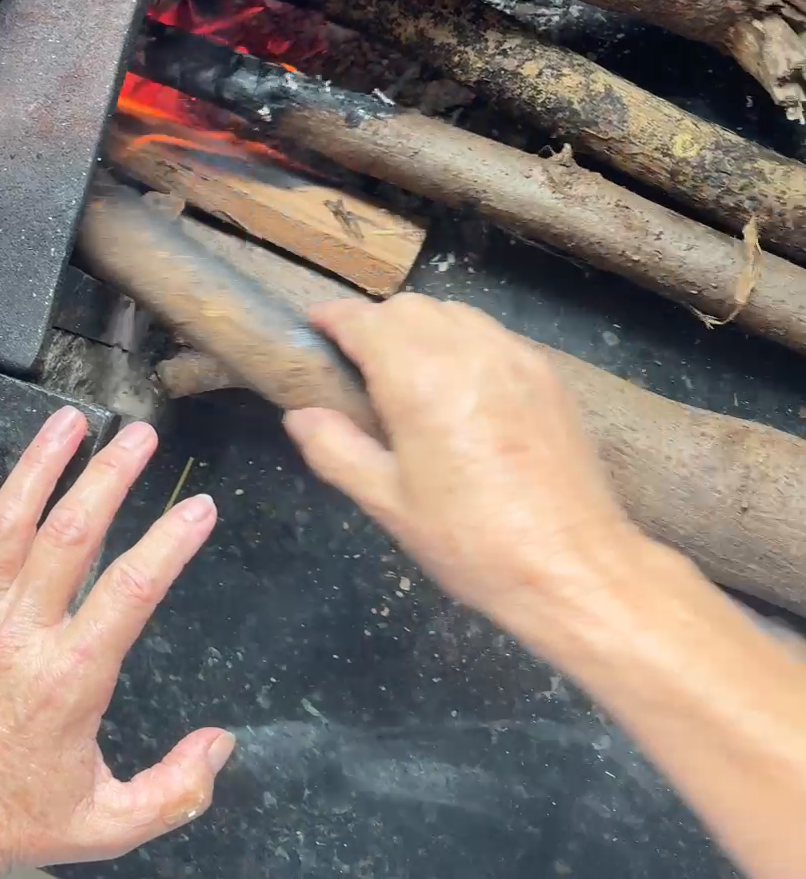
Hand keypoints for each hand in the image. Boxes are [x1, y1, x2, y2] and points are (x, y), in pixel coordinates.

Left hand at [0, 408, 232, 874]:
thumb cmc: (14, 820)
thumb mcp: (111, 824)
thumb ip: (179, 788)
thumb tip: (225, 742)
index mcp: (71, 679)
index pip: (130, 593)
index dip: (169, 545)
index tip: (200, 507)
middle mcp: (21, 633)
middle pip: (69, 537)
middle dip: (108, 478)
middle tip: (140, 436)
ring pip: (7, 525)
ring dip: (38, 467)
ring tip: (68, 421)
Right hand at [283, 295, 637, 620]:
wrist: (578, 571)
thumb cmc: (468, 538)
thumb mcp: (380, 500)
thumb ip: (331, 447)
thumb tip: (301, 414)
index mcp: (420, 382)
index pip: (365, 321)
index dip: (331, 318)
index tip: (310, 329)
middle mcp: (470, 356)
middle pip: (408, 307)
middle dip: (370, 321)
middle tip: (348, 358)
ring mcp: (518, 362)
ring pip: (452, 312)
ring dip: (414, 326)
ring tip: (396, 366)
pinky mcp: (549, 378)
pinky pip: (488, 333)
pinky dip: (454, 339)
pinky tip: (447, 382)